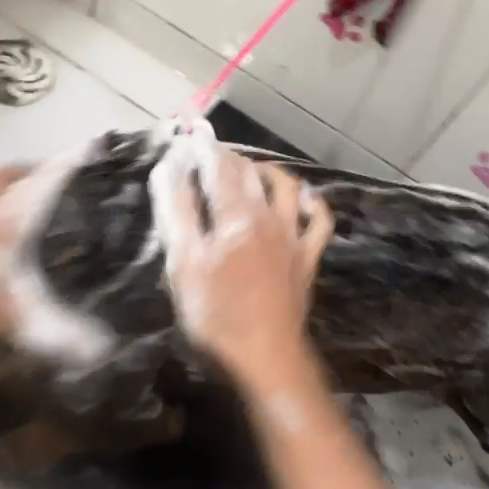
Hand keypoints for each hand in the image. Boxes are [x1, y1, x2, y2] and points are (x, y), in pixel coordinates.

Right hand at [151, 139, 332, 381]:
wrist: (265, 354)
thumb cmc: (216, 313)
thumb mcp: (183, 262)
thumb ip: (177, 212)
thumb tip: (169, 168)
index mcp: (235, 214)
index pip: (217, 166)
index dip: (201, 146)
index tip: (187, 133)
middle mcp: (268, 216)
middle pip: (250, 173)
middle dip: (227, 155)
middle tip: (208, 150)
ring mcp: (293, 237)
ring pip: (287, 187)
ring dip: (268, 171)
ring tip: (251, 169)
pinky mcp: (308, 259)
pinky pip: (318, 222)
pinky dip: (311, 204)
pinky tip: (303, 199)